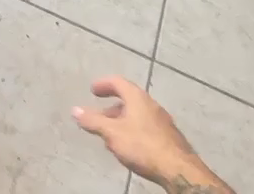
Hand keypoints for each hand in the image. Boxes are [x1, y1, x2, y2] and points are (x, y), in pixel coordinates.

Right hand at [73, 78, 224, 190]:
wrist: (179, 170)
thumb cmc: (143, 146)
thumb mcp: (112, 134)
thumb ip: (93, 121)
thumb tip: (74, 110)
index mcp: (137, 98)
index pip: (118, 82)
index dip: (104, 84)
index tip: (93, 90)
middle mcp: (151, 105)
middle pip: (128, 99)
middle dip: (111, 108)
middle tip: (99, 118)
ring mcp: (163, 121)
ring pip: (138, 115)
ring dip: (123, 122)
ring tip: (112, 137)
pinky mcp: (170, 138)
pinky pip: (147, 127)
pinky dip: (135, 131)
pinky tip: (131, 148)